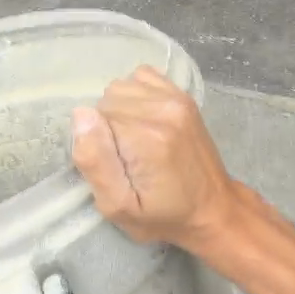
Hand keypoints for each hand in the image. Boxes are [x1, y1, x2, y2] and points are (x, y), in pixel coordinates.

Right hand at [70, 66, 245, 253]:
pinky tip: (143, 120)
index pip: (95, 117)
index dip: (96, 143)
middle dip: (107, 126)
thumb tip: (81, 115)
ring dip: (120, 110)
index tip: (114, 166)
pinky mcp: (183, 95)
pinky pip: (141, 77)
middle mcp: (164, 110)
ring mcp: (176, 99)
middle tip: (125, 157)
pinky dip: (135, 95)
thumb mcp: (119, 207)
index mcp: (147, 138)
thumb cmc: (163, 216)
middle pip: (107, 100)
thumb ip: (95, 161)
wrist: (213, 210)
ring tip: (135, 140)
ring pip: (121, 87)